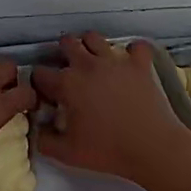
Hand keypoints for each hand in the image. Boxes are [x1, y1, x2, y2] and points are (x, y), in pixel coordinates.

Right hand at [32, 33, 190, 185]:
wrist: (152, 147)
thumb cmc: (108, 150)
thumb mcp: (67, 153)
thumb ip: (44, 140)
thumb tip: (38, 130)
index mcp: (67, 84)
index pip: (40, 73)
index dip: (40, 84)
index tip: (47, 95)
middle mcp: (88, 64)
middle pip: (66, 43)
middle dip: (62, 54)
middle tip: (69, 72)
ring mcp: (115, 61)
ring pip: (94, 37)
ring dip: (89, 46)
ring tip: (93, 62)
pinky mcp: (139, 64)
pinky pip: (135, 47)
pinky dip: (131, 52)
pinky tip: (129, 64)